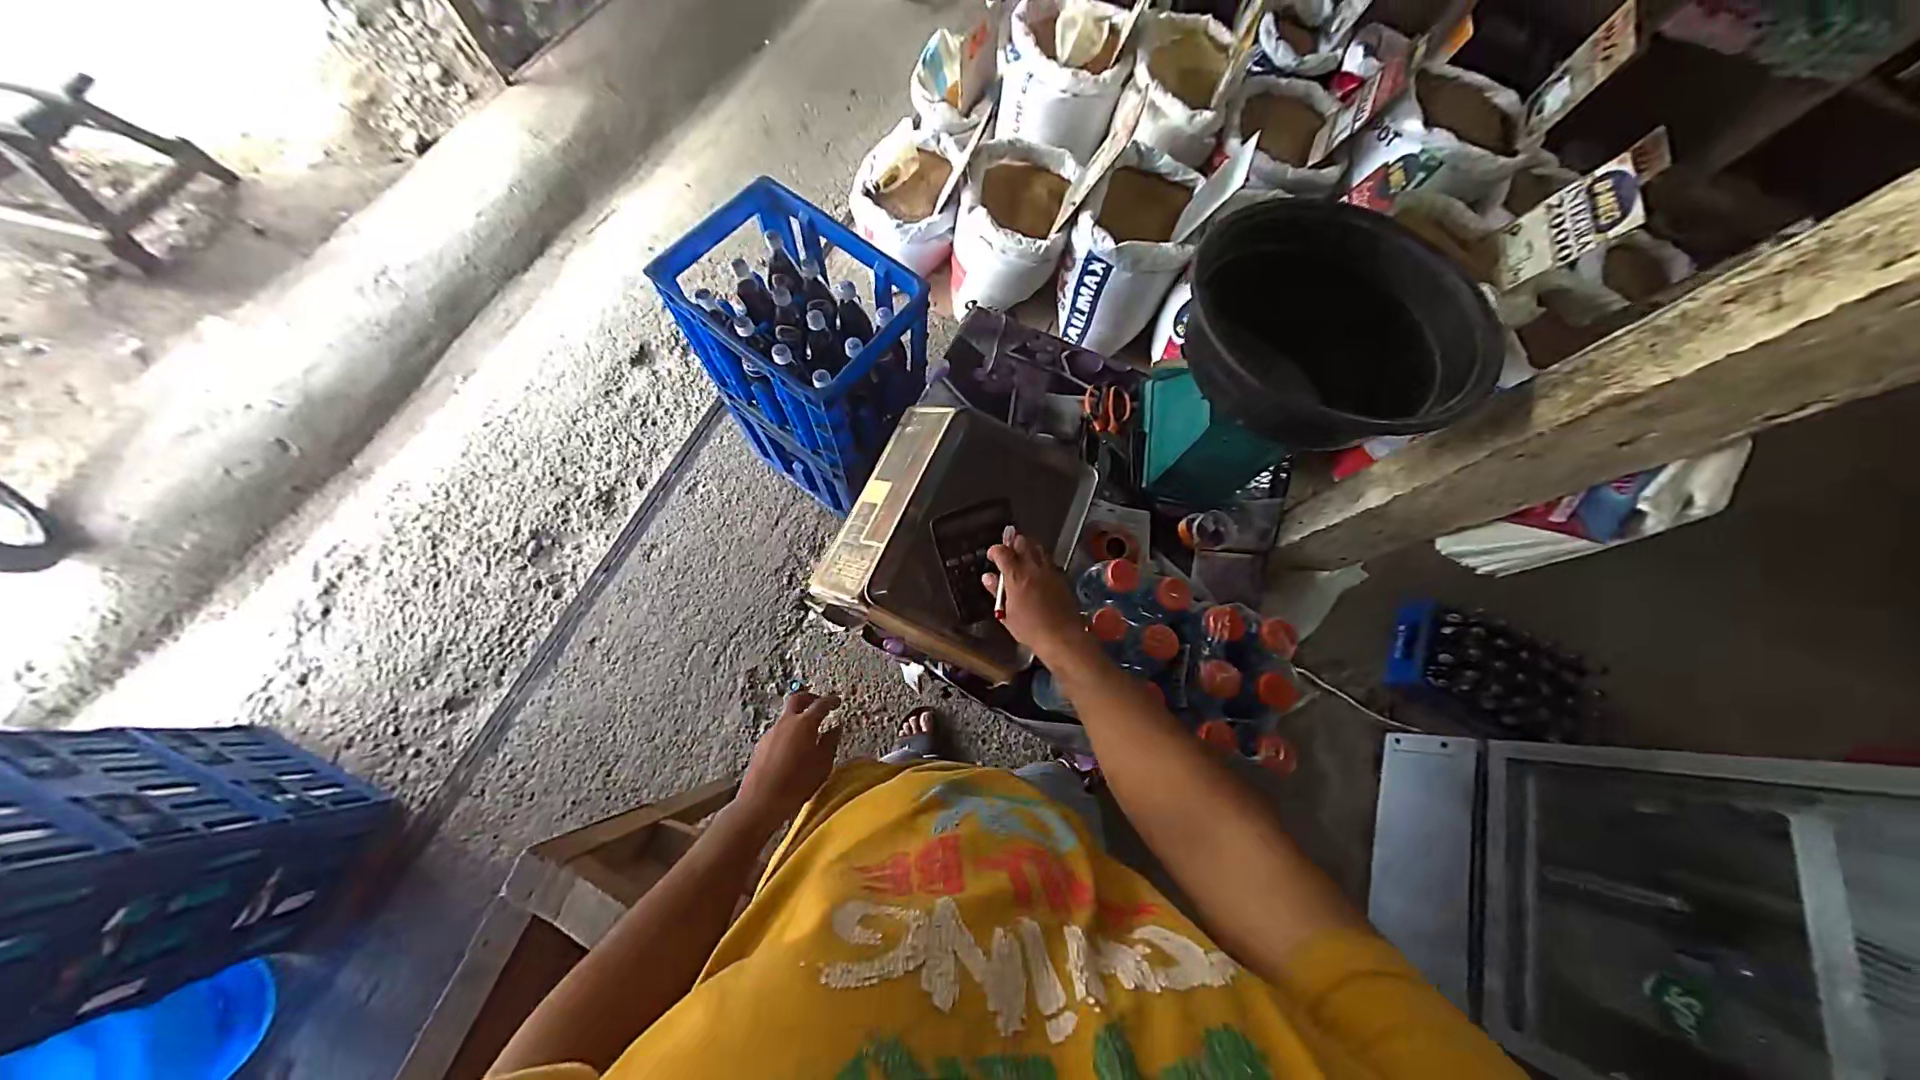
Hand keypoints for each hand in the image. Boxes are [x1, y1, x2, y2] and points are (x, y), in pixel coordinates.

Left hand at [736, 690, 841, 832]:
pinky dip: (788, 732)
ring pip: (786, 717)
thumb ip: (830, 742)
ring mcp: (771, 733)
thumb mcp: (823, 764)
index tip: (837, 701)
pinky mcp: (761, 745)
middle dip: (809, 697)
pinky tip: (793, 748)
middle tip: (819, 701)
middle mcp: (786, 723)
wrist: (761, 801)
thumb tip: (835, 729)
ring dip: (797, 718)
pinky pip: (778, 732)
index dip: (831, 701)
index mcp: (805, 724)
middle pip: (797, 699)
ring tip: (808, 731)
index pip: (820, 704)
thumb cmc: (797, 783)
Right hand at [981, 531, 1098, 669]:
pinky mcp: (1061, 576)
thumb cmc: (1030, 629)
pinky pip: (1049, 561)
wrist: (1062, 636)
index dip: (994, 550)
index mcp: (1016, 576)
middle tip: (1008, 555)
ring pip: (1038, 547)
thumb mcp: (1006, 614)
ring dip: (1028, 550)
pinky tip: (1038, 573)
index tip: (992, 556)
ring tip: (1023, 561)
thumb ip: (996, 592)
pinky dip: (1041, 561)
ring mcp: (1049, 570)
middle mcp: (1033, 568)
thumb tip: (988, 577)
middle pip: (1022, 541)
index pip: (1002, 551)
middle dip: (1012, 544)